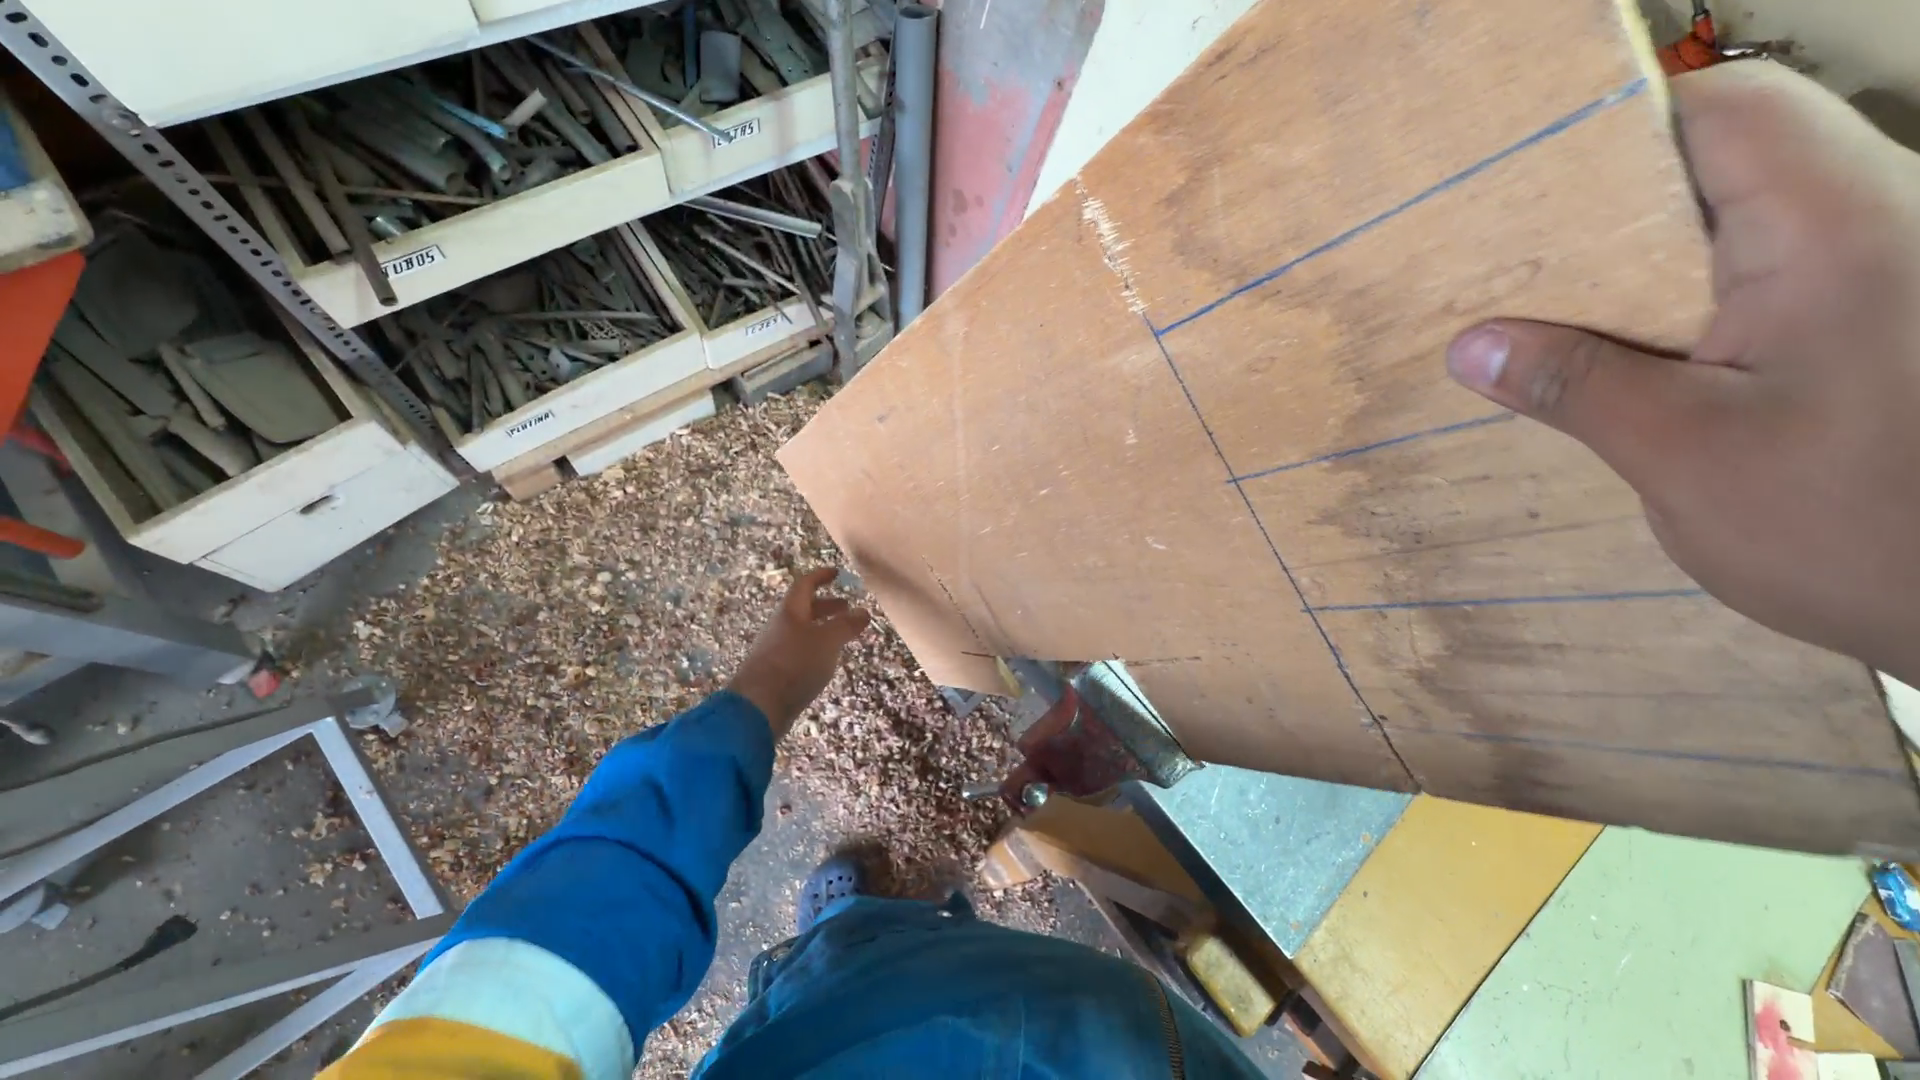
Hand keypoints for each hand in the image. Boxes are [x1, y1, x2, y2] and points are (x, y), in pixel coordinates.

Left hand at [728, 567, 871, 737]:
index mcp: (790, 612)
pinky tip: (825, 663)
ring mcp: (775, 651)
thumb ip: (846, 625)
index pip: (804, 585)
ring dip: (822, 629)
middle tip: (846, 608)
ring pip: (801, 632)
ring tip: (842, 638)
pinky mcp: (775, 673)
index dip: (820, 576)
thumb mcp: (827, 641)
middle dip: (825, 606)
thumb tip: (863, 611)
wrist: (758, 706)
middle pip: (803, 609)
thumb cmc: (795, 664)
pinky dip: (815, 650)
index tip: (836, 573)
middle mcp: (780, 627)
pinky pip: (798, 653)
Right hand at [1445, 62, 1919, 685]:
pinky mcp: (1869, 323)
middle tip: (1504, 258)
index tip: (1523, 183)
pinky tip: (1611, 352)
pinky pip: (1755, 277)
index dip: (1622, 126)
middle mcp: (1874, 225)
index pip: (1729, 109)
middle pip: (1727, 158)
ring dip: (1632, 260)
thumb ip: (1574, 386)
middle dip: (1606, 202)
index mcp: (1838, 229)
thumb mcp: (1684, 455)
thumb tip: (1468, 345)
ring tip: (1537, 307)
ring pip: (1735, 221)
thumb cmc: (1858, 525)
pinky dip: (1673, 301)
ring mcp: (1878, 275)